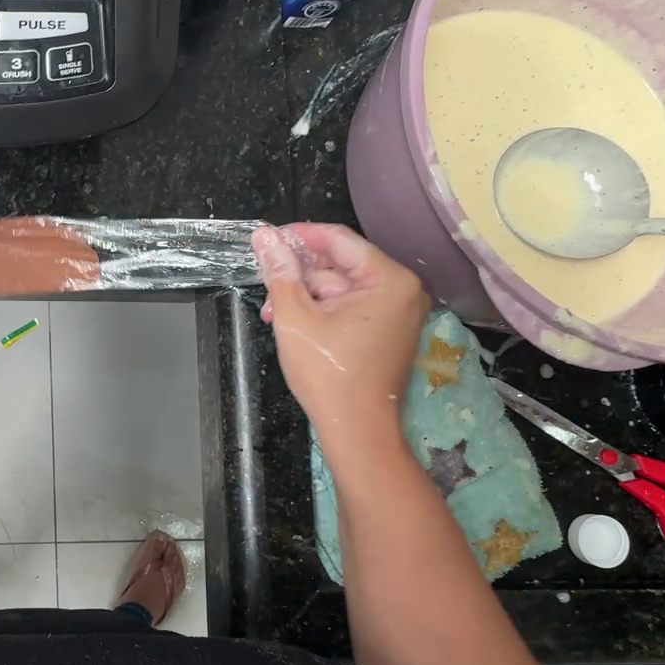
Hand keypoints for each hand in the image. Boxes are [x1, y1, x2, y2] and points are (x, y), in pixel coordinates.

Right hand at [254, 223, 428, 435]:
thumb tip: (263, 235)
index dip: (299, 236)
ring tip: (273, 314)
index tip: (267, 239)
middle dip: (299, 274)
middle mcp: (401, 291)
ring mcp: (397, 313)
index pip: (339, 240)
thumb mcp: (295, 317)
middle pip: (339, 264)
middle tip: (265, 283)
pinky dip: (321, 311)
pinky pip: (350, 306)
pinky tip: (293, 323)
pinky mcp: (387, 331)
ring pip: (340, 287)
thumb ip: (279, 271)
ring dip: (305, 296)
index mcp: (388, 281)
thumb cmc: (328, 373)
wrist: (356, 429)